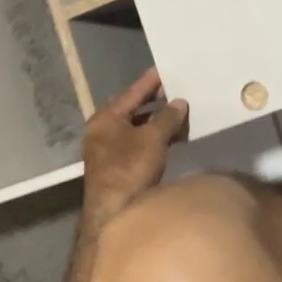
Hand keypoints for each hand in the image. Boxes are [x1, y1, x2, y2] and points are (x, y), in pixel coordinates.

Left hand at [80, 69, 187, 230]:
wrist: (114, 212)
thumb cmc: (130, 168)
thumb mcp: (153, 138)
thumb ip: (167, 117)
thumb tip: (179, 102)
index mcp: (105, 119)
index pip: (131, 93)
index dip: (149, 82)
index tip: (164, 69)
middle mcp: (102, 131)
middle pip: (131, 110)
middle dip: (154, 101)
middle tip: (176, 90)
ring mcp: (107, 150)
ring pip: (135, 128)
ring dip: (156, 121)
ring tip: (179, 113)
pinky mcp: (117, 167)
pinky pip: (137, 143)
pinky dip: (153, 137)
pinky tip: (171, 137)